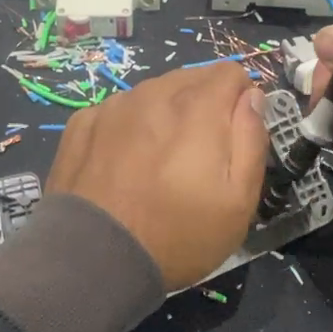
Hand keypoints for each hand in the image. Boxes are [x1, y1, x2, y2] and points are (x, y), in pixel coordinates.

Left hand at [48, 63, 268, 289]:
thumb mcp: (239, 200)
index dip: (240, 101)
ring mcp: (112, 107)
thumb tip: (251, 97)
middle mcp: (153, 94)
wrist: (93, 258)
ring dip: (164, 115)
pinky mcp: (81, 125)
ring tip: (158, 163)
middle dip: (203, 106)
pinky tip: (123, 165)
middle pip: (190, 79)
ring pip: (152, 93)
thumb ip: (251, 139)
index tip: (234, 136)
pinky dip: (127, 128)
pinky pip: (117, 113)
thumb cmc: (177, 235)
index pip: (230, 73)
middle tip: (198, 156)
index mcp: (198, 106)